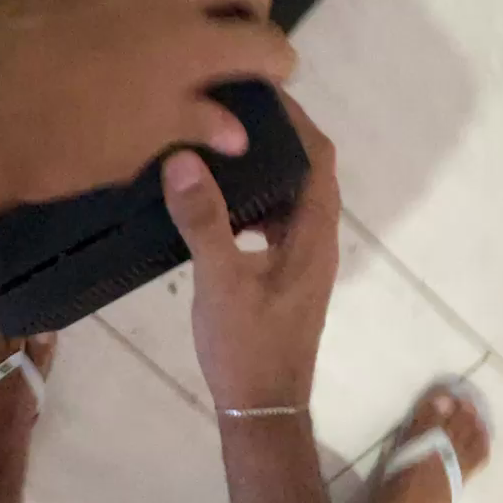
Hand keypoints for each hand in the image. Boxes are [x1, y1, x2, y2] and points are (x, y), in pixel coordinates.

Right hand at [162, 92, 338, 410]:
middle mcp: (316, 242)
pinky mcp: (284, 280)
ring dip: (263, 175)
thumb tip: (183, 159)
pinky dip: (252, 208)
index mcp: (312, 234)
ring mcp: (302, 263)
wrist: (261, 410)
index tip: (261, 92)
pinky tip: (215, 210)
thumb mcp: (220, 280)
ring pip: (289, 202)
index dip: (297, 120)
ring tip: (218, 152)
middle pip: (307, 174)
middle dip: (275, 141)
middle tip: (229, 116)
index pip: (319, 158)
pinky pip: (273, 227)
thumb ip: (203, 220)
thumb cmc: (247, 346)